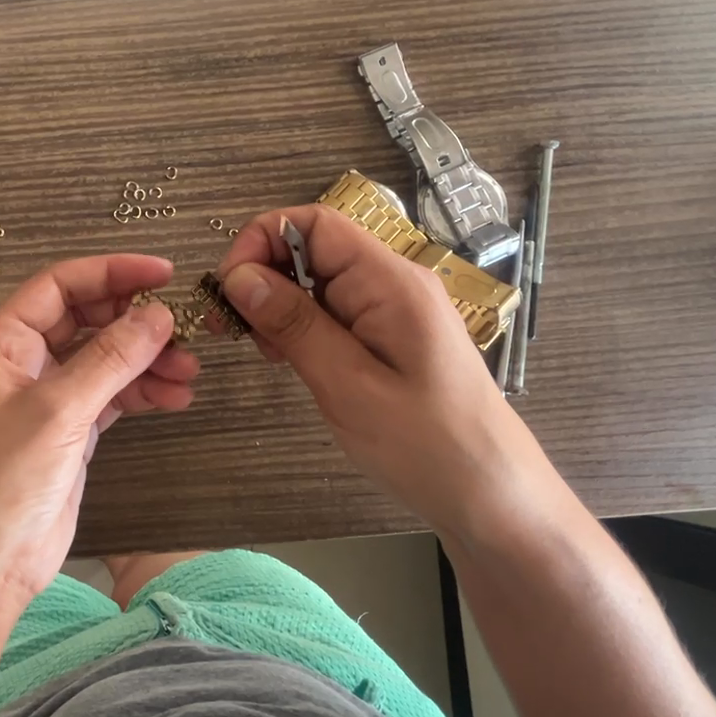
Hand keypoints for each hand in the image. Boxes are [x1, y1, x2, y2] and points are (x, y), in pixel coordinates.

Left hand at [0, 255, 200, 602]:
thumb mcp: (55, 412)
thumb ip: (108, 359)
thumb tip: (156, 315)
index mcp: (0, 343)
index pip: (58, 287)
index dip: (110, 273)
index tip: (162, 274)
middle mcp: (21, 363)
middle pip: (86, 320)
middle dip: (135, 322)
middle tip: (184, 330)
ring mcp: (46, 398)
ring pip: (104, 360)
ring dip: (147, 361)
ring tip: (189, 372)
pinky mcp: (68, 432)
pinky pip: (111, 397)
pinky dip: (142, 394)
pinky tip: (176, 397)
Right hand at [215, 206, 558, 535]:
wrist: (488, 493)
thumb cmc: (423, 442)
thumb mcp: (347, 384)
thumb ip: (293, 324)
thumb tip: (238, 276)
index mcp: (389, 282)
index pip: (315, 223)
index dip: (260, 240)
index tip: (227, 289)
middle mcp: (390, 283)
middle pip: (309, 250)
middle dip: (261, 278)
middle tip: (234, 331)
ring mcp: (389, 310)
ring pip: (313, 283)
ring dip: (276, 307)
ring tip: (266, 353)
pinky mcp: (383, 336)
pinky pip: (328, 312)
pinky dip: (296, 328)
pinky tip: (288, 359)